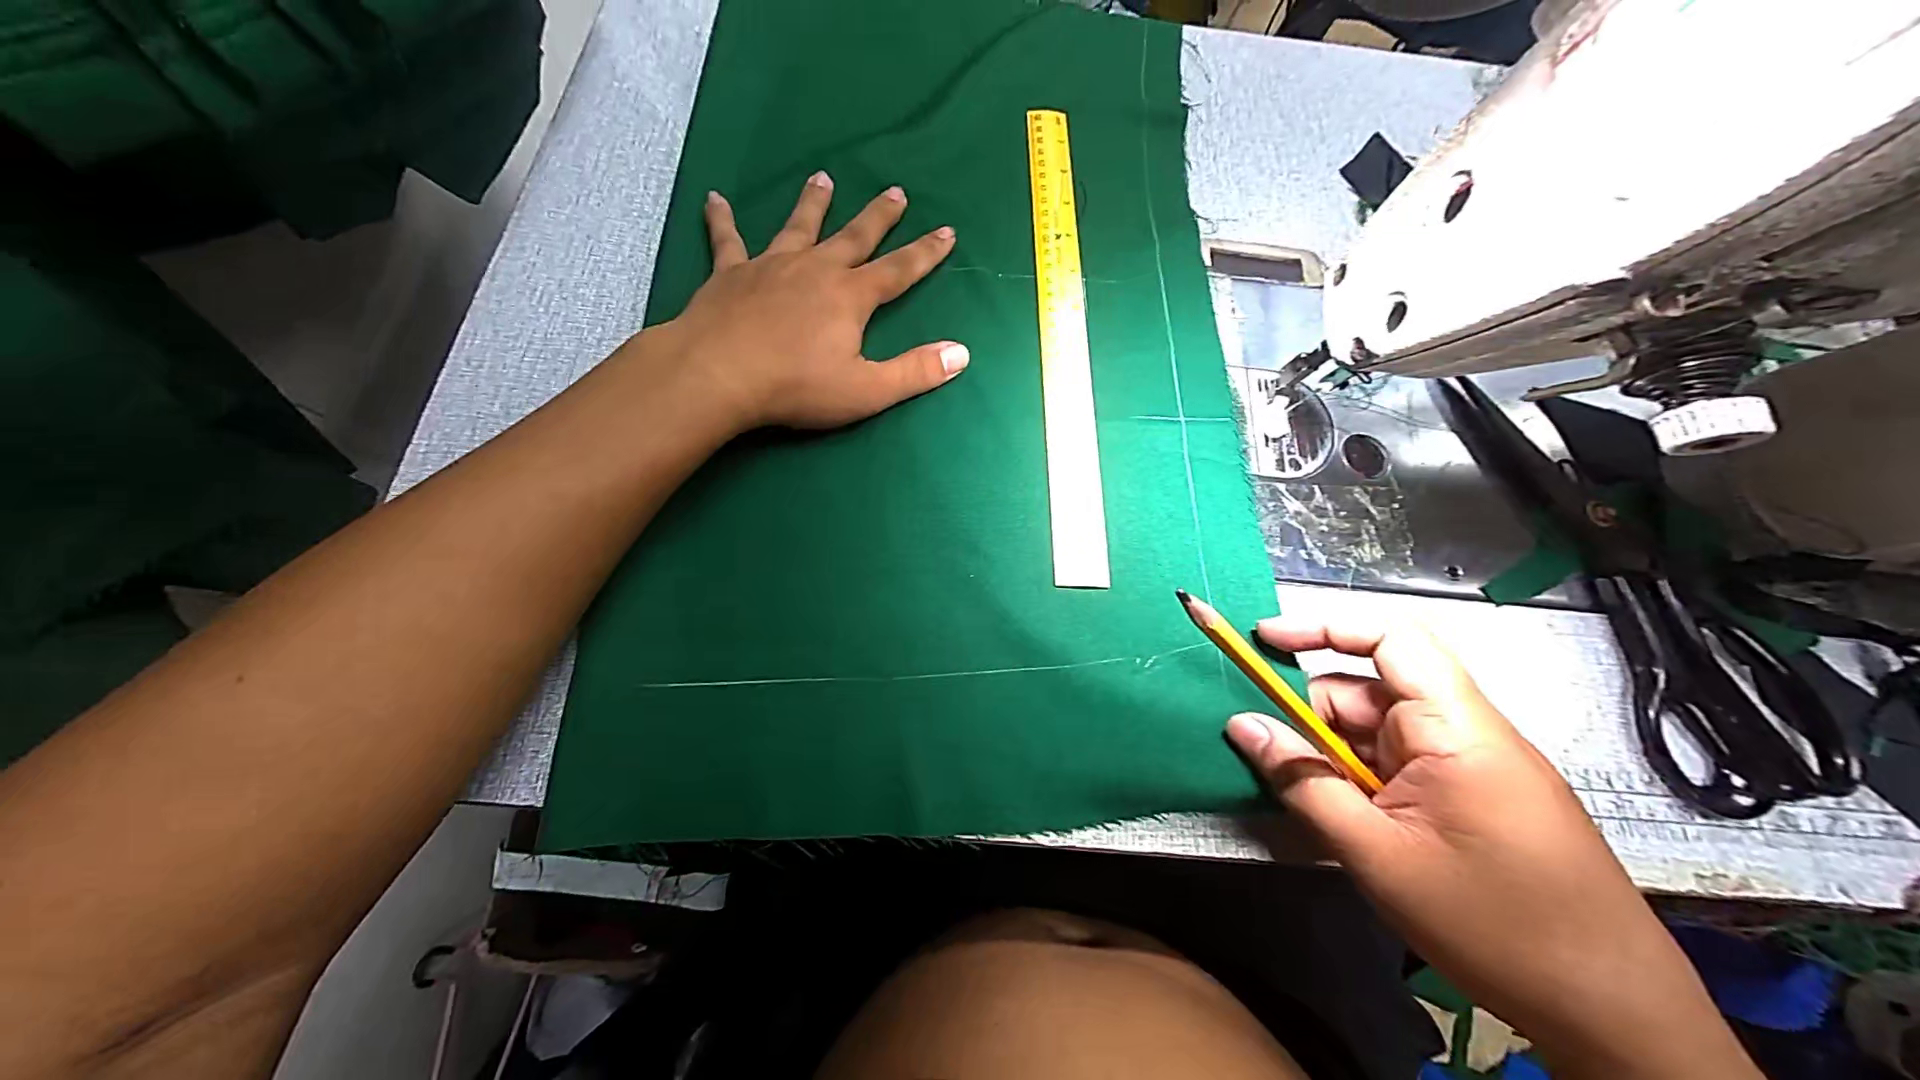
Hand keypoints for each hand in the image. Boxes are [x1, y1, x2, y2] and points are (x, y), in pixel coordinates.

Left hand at [644, 172, 965, 433]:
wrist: (718, 375)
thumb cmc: (796, 386)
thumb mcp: (867, 389)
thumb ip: (915, 372)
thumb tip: (962, 354)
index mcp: (850, 297)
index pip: (899, 271)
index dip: (925, 253)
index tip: (946, 231)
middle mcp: (815, 270)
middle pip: (854, 236)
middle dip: (878, 216)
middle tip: (895, 191)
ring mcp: (770, 266)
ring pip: (798, 227)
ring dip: (813, 203)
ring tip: (823, 178)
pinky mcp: (730, 273)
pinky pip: (727, 240)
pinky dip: (721, 219)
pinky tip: (714, 199)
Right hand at [1224, 619, 1758, 1079]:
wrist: (1613, 1013)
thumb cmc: (1494, 925)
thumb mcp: (1377, 855)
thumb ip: (1303, 783)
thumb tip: (1242, 726)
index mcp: (1455, 729)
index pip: (1390, 639)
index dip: (1323, 627)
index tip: (1264, 640)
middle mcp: (1462, 732)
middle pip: (1368, 691)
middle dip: (1310, 715)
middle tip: (1263, 751)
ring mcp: (1467, 766)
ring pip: (1374, 733)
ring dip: (1329, 754)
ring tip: (1297, 795)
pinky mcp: (1467, 797)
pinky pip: (1394, 766)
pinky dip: (1355, 779)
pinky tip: (1337, 815)